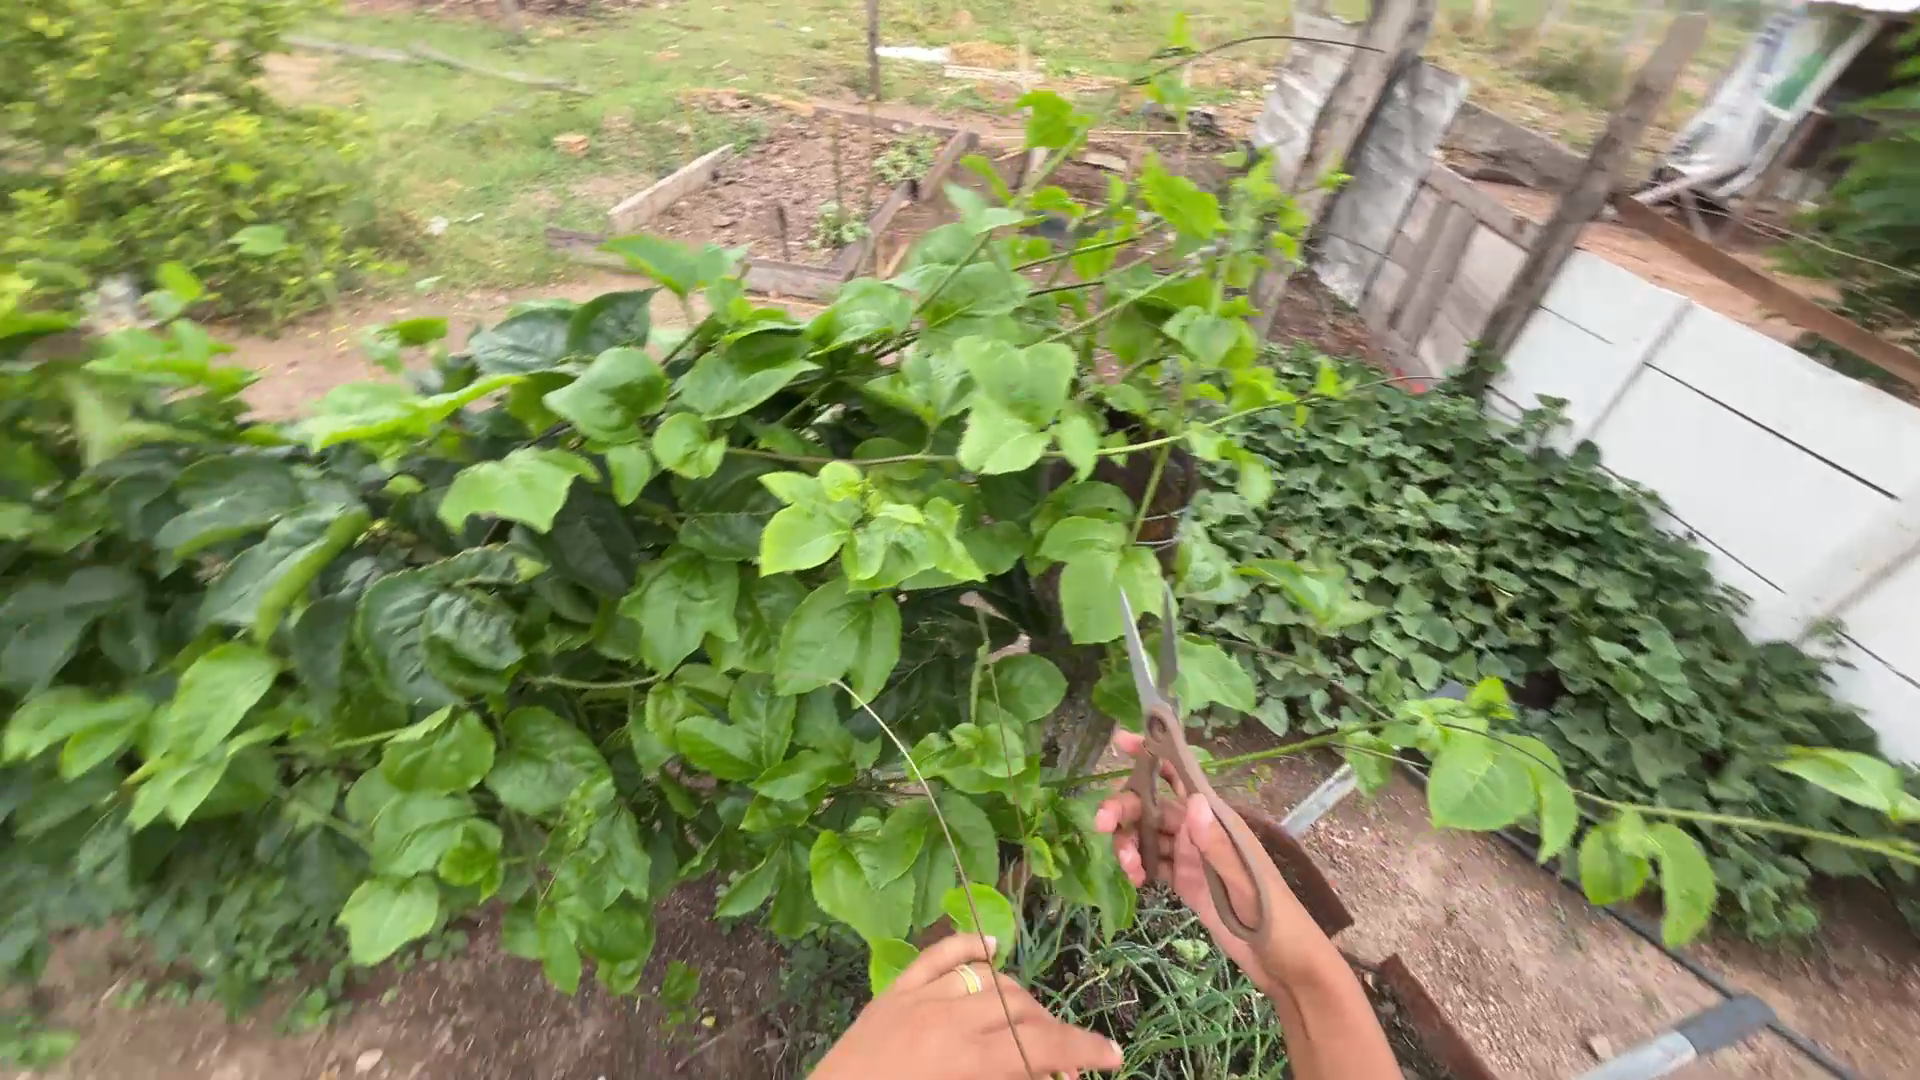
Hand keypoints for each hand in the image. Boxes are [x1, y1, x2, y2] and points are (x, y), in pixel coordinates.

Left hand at [808, 932, 1123, 1079]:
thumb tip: (1040, 1070)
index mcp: (966, 1060)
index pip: (1039, 1045)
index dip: (1082, 1049)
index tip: (1112, 1056)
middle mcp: (949, 1017)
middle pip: (1019, 1008)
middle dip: (1051, 1032)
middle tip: (1065, 1063)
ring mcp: (920, 996)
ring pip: (988, 978)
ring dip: (1019, 999)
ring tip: (1031, 1024)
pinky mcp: (895, 990)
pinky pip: (939, 955)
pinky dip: (969, 947)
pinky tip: (991, 948)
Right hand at [1093, 730, 1322, 992]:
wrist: (1286, 963)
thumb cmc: (1274, 918)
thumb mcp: (1245, 882)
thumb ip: (1217, 844)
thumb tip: (1192, 799)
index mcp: (1215, 818)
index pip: (1180, 774)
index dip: (1152, 754)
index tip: (1122, 742)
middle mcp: (1198, 830)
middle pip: (1152, 806)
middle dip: (1123, 808)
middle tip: (1100, 823)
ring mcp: (1190, 856)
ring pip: (1147, 835)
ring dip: (1129, 843)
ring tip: (1128, 867)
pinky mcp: (1185, 882)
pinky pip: (1153, 863)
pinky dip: (1139, 866)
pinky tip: (1135, 879)